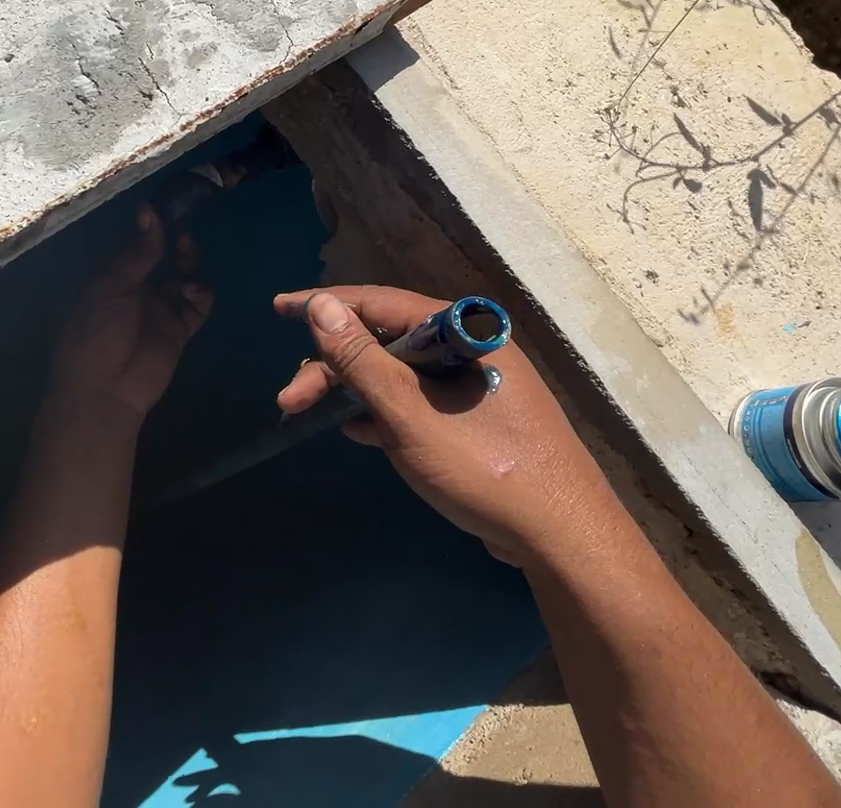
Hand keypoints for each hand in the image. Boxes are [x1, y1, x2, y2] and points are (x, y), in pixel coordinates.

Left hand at [46, 205, 213, 429]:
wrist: (105, 391)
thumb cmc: (95, 335)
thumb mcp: (109, 289)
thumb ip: (135, 254)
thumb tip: (149, 212)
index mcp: (112, 278)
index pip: (136, 246)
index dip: (151, 228)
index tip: (164, 207)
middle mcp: (137, 290)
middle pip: (164, 258)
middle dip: (175, 242)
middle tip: (184, 229)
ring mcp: (160, 311)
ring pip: (183, 277)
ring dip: (189, 263)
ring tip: (186, 255)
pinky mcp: (179, 330)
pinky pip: (197, 305)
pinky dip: (200, 293)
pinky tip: (192, 290)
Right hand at [274, 286, 619, 565]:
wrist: (561, 538)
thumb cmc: (485, 467)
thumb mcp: (409, 413)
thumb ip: (361, 359)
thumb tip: (320, 305)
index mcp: (462, 329)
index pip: (378, 303)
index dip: (324, 305)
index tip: (279, 309)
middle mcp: (467, 346)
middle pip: (382, 340)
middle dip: (332, 367)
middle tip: (290, 399)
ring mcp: (471, 382)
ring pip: (395, 372)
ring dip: (351, 391)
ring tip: (310, 417)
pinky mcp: (471, 416)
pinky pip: (414, 399)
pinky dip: (381, 410)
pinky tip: (356, 430)